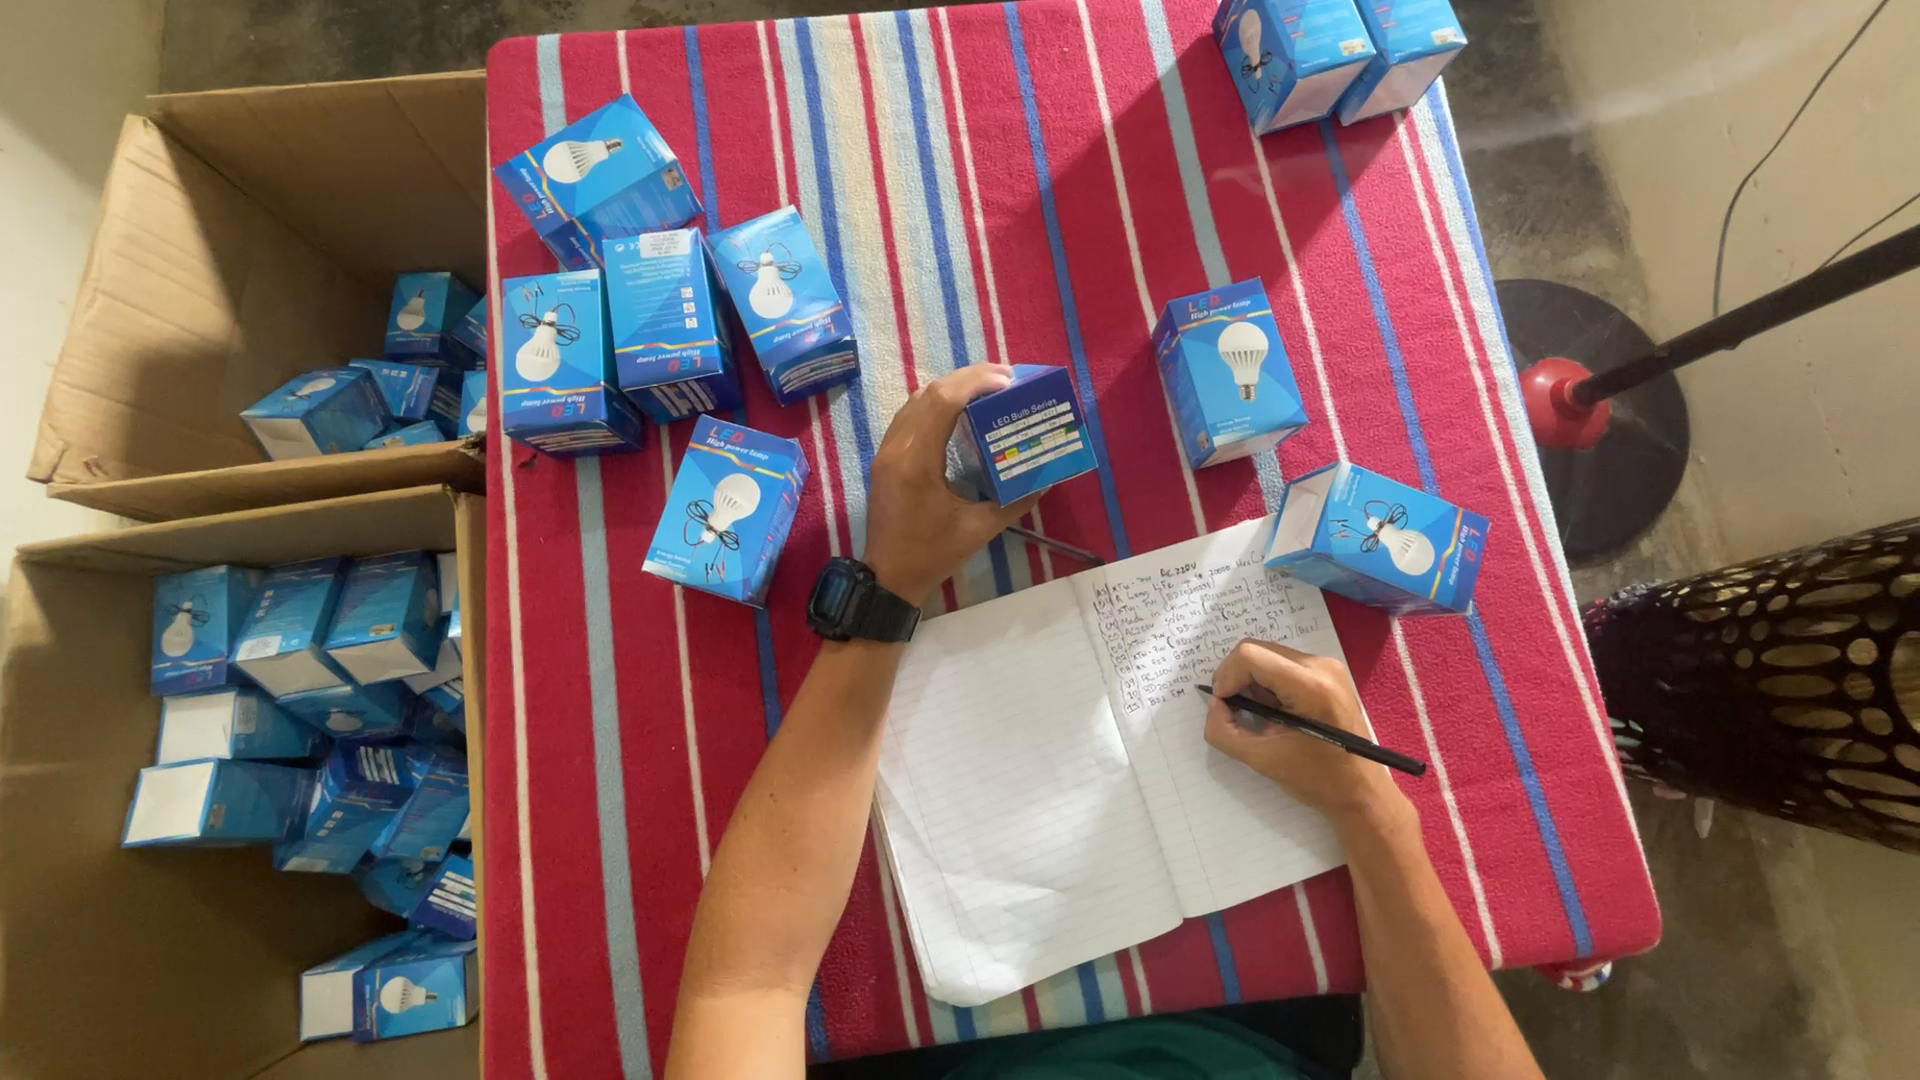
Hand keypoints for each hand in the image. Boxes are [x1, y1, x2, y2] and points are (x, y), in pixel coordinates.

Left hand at [863, 365, 1040, 604]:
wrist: (888, 577)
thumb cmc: (932, 555)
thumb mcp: (979, 530)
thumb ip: (1014, 501)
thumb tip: (1045, 479)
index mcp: (917, 463)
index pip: (942, 402)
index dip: (975, 383)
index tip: (1008, 380)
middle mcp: (896, 449)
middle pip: (929, 393)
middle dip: (968, 379)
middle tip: (1005, 378)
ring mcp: (886, 452)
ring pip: (916, 401)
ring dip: (950, 388)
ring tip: (986, 388)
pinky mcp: (884, 458)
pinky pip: (909, 416)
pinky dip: (934, 404)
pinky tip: (959, 410)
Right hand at [1204, 640, 1408, 826]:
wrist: (1363, 792)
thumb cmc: (1317, 780)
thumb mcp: (1259, 759)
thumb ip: (1222, 730)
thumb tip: (1214, 703)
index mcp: (1311, 687)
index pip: (1250, 656)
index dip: (1226, 676)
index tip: (1223, 704)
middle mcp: (1322, 666)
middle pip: (1257, 650)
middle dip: (1237, 677)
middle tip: (1237, 710)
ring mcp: (1329, 665)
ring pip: (1268, 654)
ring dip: (1253, 680)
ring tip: (1262, 714)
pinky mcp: (1329, 671)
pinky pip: (1282, 662)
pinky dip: (1268, 681)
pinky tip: (1277, 709)